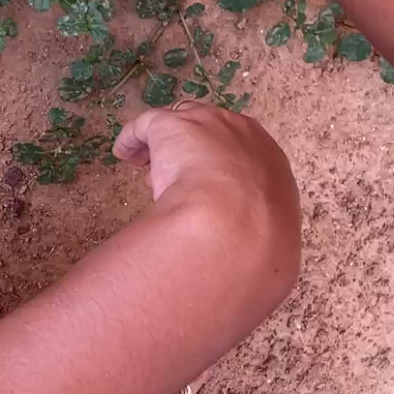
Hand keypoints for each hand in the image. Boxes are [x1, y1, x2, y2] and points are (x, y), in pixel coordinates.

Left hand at [113, 101, 300, 280]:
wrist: (236, 220)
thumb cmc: (256, 236)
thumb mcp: (269, 240)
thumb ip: (256, 238)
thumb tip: (251, 269)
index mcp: (271, 163)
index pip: (242, 155)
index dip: (219, 168)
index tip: (202, 188)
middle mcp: (241, 133)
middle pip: (211, 132)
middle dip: (192, 151)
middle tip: (174, 178)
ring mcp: (205, 124)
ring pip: (179, 124)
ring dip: (164, 144)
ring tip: (145, 166)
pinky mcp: (169, 125)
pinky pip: (146, 125)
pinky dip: (133, 139)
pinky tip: (122, 154)